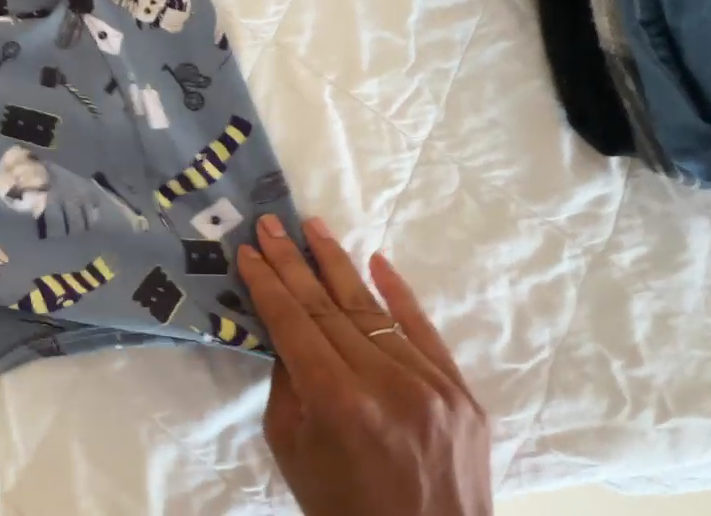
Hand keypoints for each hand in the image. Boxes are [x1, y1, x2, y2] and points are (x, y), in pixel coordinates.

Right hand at [238, 215, 491, 515]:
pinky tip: (376, 261)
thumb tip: (284, 327)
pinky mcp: (463, 396)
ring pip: (372, 309)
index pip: (292, 321)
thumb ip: (286, 378)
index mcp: (337, 400)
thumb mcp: (289, 443)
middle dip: (292, 261)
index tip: (247, 249)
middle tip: (270, 222)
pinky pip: (425, 332)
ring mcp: (432, 387)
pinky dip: (399, 294)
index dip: (266, 282)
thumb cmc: (339, 505)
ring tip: (312, 225)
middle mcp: (386, 384)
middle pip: (327, 306)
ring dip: (337, 263)